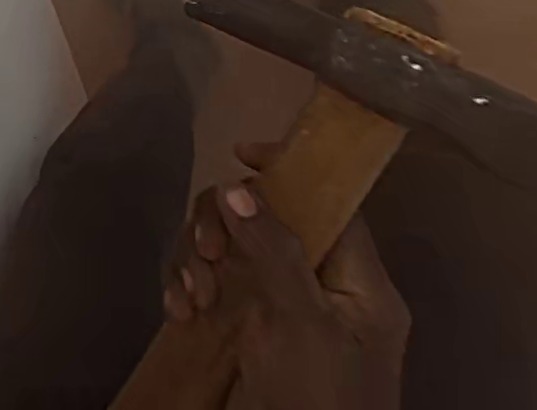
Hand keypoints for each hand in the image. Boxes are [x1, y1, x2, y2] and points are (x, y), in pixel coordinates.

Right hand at [164, 179, 408, 409]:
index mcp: (356, 282)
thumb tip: (237, 183)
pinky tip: (179, 311)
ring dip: (199, 258)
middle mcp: (317, 281)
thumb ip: (274, 252)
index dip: (289, 168)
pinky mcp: (244, 317)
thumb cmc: (318, 403)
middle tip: (208, 253)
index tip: (240, 152)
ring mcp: (277, 298)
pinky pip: (209, 275)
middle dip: (223, 223)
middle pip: (263, 213)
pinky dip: (188, 284)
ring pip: (229, 240)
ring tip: (194, 297)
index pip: (331, 202)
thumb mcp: (302, 327)